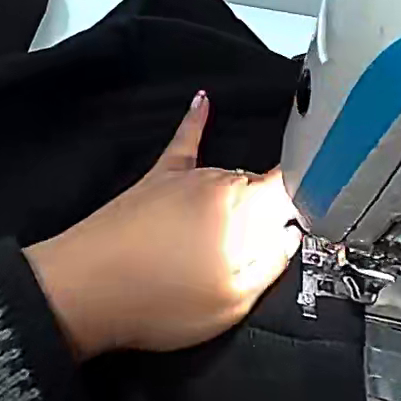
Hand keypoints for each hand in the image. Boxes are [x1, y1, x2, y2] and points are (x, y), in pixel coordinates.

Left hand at [26, 90, 300, 358]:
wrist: (83, 290)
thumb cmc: (160, 300)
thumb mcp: (232, 300)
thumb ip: (271, 262)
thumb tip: (290, 234)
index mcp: (244, 206)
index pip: (293, 188)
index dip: (309, 201)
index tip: (317, 217)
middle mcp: (219, 179)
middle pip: (259, 189)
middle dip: (265, 214)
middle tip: (254, 256)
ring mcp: (186, 174)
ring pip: (228, 178)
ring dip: (235, 202)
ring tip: (222, 242)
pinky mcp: (157, 176)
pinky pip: (185, 141)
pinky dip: (195, 122)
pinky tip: (203, 100)